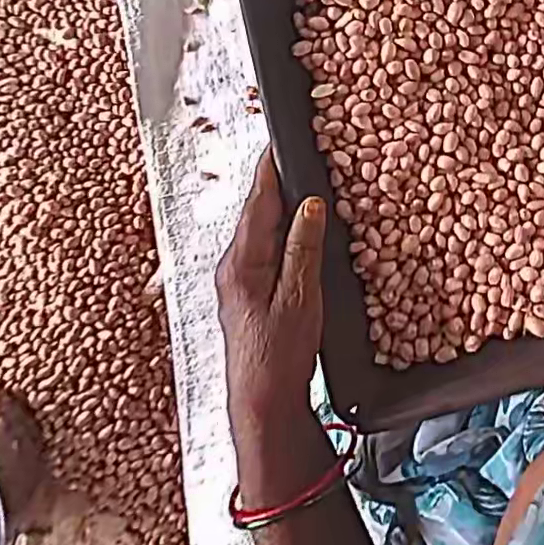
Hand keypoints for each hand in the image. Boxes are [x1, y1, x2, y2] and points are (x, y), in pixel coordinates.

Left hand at [217, 149, 326, 444]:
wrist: (261, 405)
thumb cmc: (279, 357)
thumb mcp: (299, 300)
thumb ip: (302, 249)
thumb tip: (309, 203)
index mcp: (242, 263)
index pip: (257, 202)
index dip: (269, 168)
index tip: (279, 139)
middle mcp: (234, 264)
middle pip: (256, 210)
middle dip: (274, 178)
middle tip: (296, 152)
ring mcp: (238, 277)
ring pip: (260, 226)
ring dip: (278, 201)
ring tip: (300, 178)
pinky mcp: (247, 288)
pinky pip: (264, 244)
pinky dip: (280, 225)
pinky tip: (298, 224)